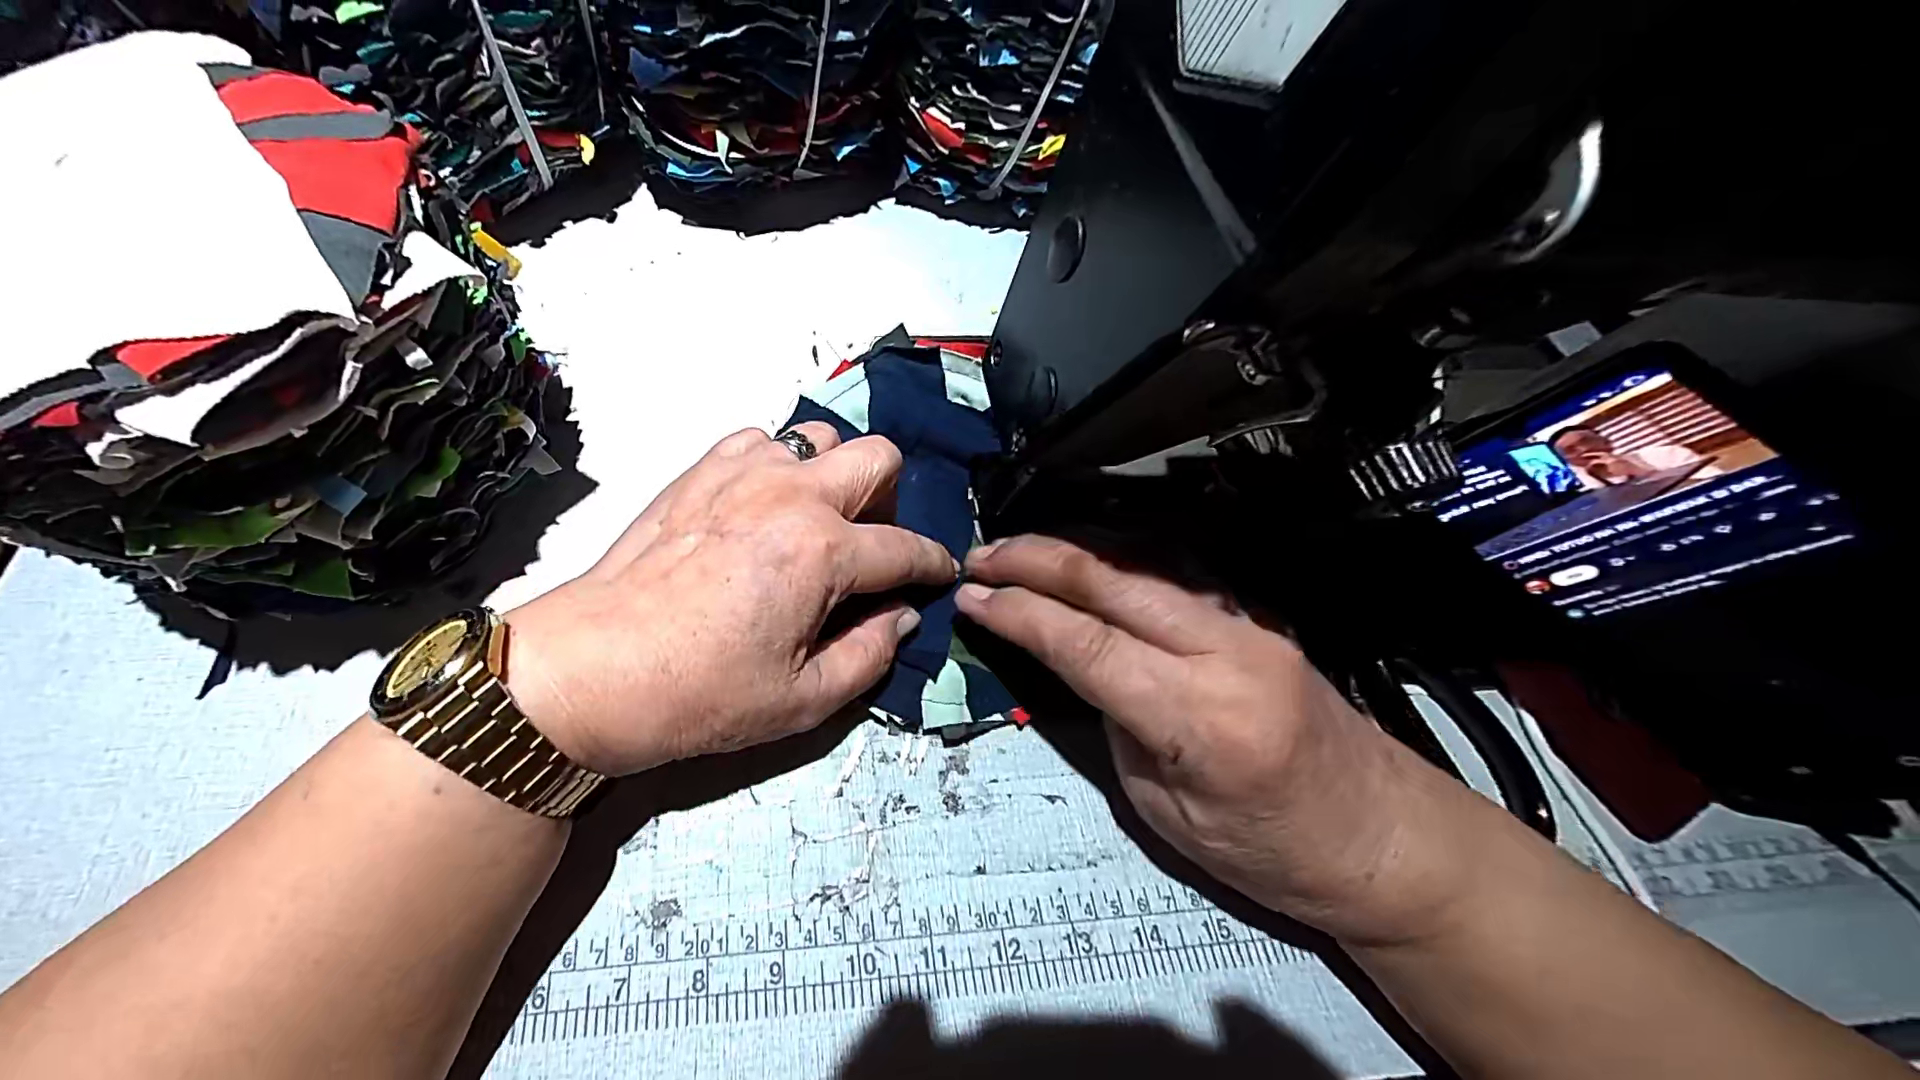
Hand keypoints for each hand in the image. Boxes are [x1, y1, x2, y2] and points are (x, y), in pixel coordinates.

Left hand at [502, 423, 957, 776]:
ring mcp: (742, 473)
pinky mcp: (700, 470)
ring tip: (813, 523)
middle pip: (877, 457)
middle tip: (869, 544)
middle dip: (891, 498)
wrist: (587, 671)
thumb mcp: (803, 699)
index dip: (933, 563)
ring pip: (820, 438)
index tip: (939, 572)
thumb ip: (870, 654)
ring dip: (832, 478)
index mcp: (823, 551)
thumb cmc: (699, 694)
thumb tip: (900, 615)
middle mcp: (791, 494)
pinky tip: (762, 508)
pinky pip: (762, 441)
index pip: (905, 547)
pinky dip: (778, 466)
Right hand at [957, 535, 1481, 946]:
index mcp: (1199, 716)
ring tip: (1018, 551)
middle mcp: (1226, 650)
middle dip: (1036, 559)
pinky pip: (1171, 576)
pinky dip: (1114, 561)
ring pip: (1142, 563)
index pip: (1086, 642)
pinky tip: (1084, 560)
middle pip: (1111, 580)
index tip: (972, 596)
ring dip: (1072, 550)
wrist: (1386, 838)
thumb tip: (1083, 664)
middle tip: (982, 556)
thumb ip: (1119, 724)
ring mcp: (1247, 624)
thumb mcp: (1165, 810)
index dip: (1019, 613)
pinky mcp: (1256, 618)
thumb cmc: (1271, 852)